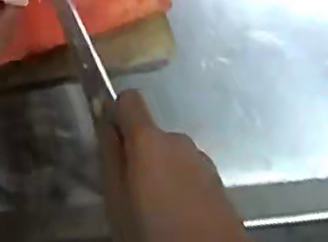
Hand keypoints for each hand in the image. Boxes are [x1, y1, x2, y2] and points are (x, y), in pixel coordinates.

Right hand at [107, 91, 246, 240]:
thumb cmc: (155, 232)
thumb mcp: (117, 200)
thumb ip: (109, 155)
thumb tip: (105, 124)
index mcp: (149, 139)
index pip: (129, 99)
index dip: (118, 113)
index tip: (112, 137)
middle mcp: (178, 141)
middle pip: (151, 134)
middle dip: (141, 154)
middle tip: (134, 189)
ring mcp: (204, 162)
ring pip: (173, 156)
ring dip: (164, 172)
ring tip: (160, 208)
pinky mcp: (222, 185)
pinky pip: (193, 174)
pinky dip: (184, 187)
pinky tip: (182, 217)